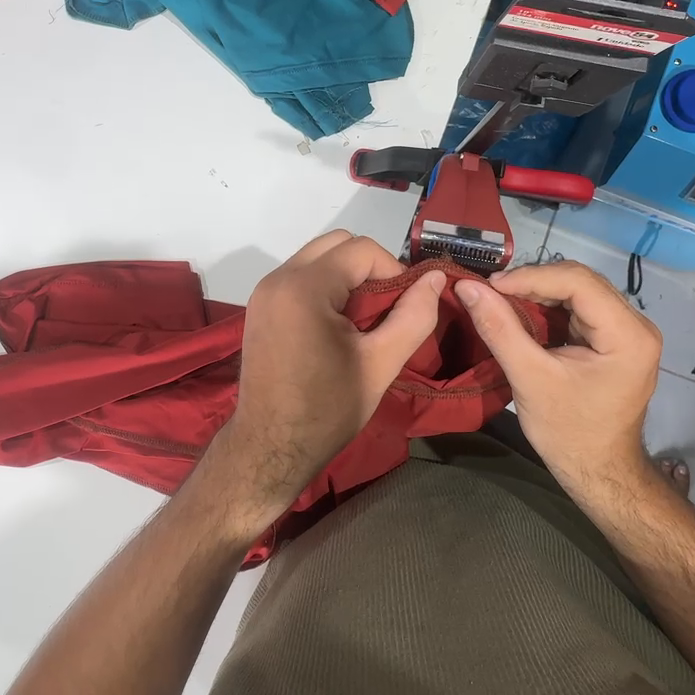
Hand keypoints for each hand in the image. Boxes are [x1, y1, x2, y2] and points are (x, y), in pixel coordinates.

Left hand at [210, 231, 444, 529]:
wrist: (268, 450)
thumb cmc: (326, 411)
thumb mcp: (380, 364)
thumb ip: (413, 316)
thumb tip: (434, 278)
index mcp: (303, 287)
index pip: (361, 250)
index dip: (393, 272)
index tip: (407, 307)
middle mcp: (278, 278)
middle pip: (336, 244)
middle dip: (369, 268)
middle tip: (386, 310)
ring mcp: (264, 291)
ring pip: (318, 257)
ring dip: (347, 277)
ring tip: (365, 320)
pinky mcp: (260, 306)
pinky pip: (301, 276)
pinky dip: (326, 287)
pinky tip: (339, 326)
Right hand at [454, 262, 663, 495]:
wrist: (598, 472)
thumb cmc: (568, 432)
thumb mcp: (529, 378)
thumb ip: (499, 328)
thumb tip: (467, 285)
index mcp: (628, 334)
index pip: (578, 282)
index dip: (531, 276)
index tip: (490, 285)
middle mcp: (636, 325)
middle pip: (580, 281)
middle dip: (533, 282)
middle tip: (491, 291)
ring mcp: (628, 331)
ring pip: (578, 291)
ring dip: (538, 292)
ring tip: (500, 299)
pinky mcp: (615, 339)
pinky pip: (579, 307)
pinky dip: (548, 306)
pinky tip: (521, 312)